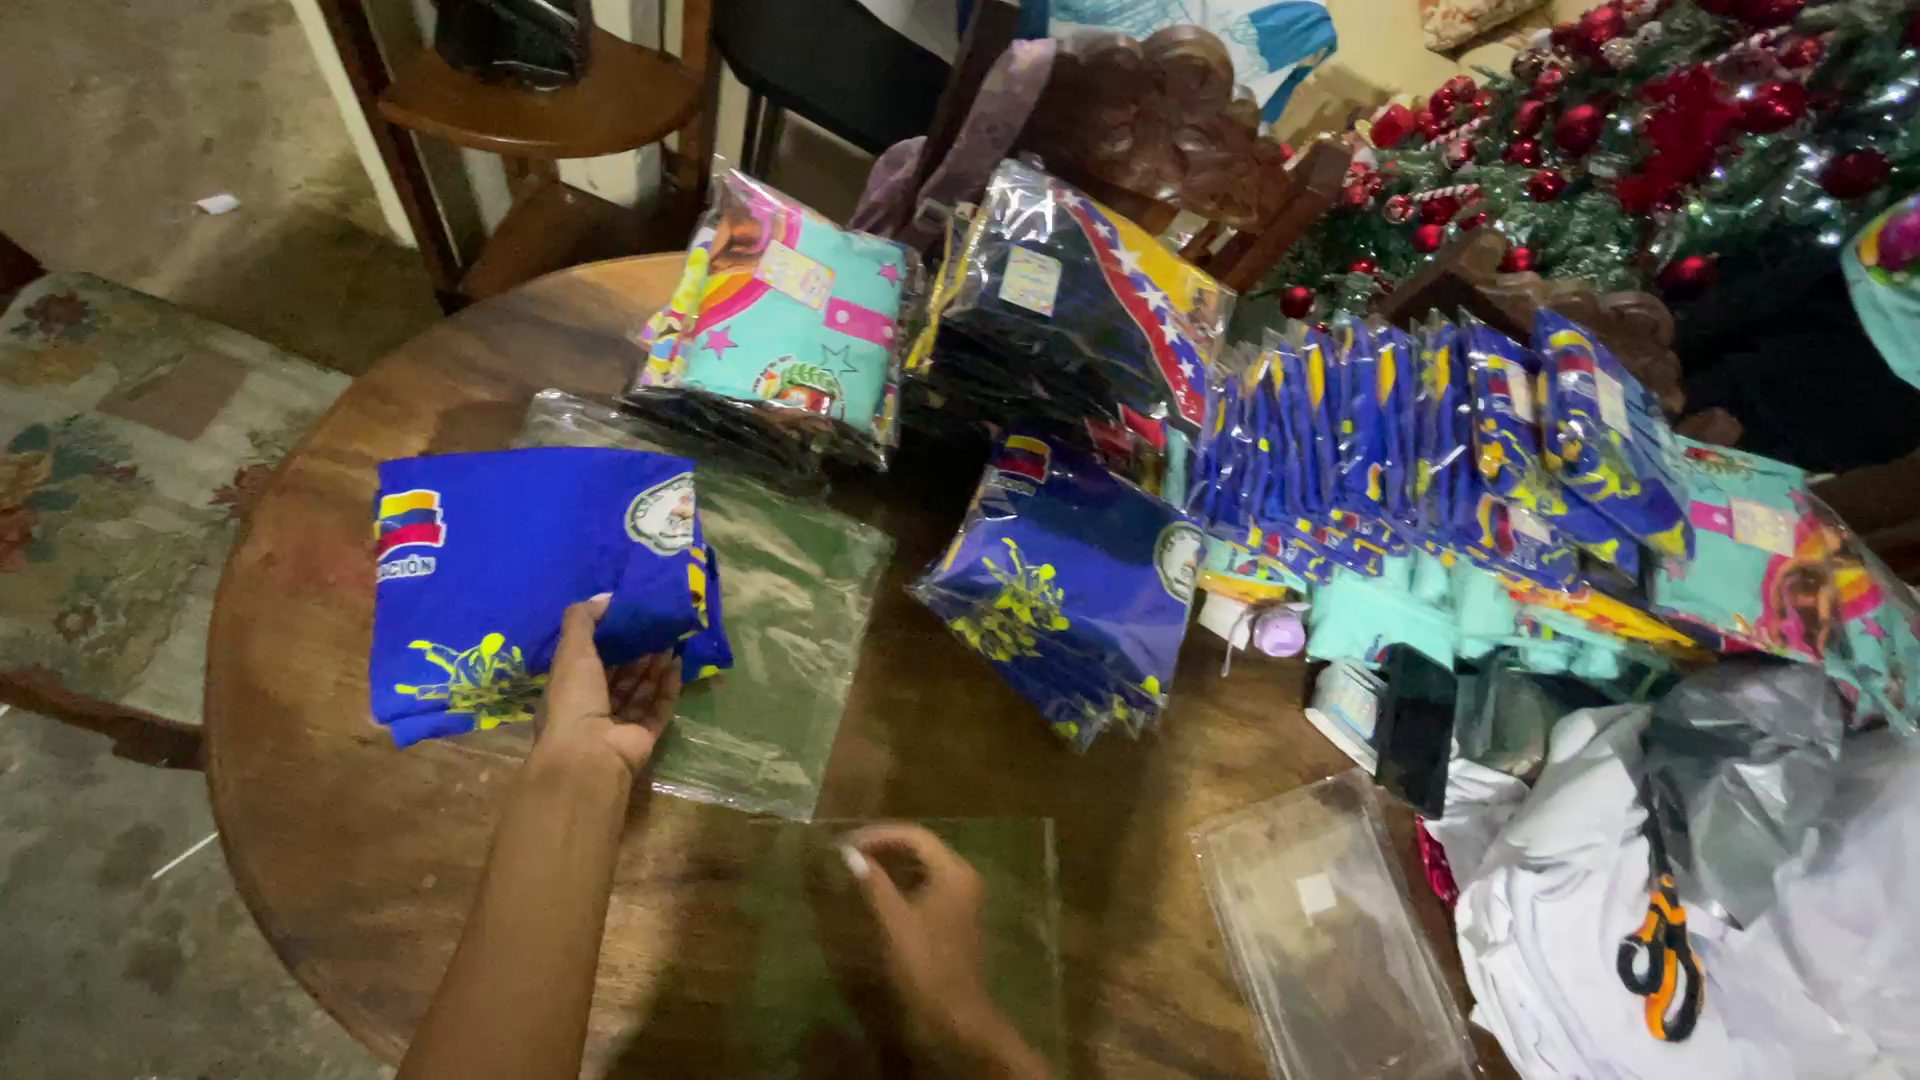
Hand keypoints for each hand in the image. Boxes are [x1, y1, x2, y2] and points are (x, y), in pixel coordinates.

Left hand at [534, 593, 679, 775]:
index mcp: (570, 690)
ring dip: (656, 665)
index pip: (591, 661)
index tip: (629, 617)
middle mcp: (594, 707)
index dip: (609, 639)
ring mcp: (620, 723)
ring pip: (642, 689)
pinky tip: (680, 664)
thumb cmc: (574, 700)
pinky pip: (660, 706)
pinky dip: (669, 686)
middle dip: (638, 651)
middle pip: (620, 674)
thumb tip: (606, 596)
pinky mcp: (645, 734)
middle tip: (657, 626)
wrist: (590, 753)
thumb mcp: (571, 652)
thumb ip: (583, 620)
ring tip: (672, 640)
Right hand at [839, 825, 1046, 1076]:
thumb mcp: (894, 922)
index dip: (878, 835)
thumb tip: (848, 852)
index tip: (847, 844)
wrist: (956, 1020)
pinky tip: (877, 894)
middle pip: (920, 848)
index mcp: (954, 871)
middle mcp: (963, 877)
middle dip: (883, 848)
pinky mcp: (954, 917)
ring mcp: (961, 898)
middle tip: (848, 854)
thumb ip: (873, 883)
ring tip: (857, 870)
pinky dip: (900, 885)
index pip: (914, 835)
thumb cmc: (925, 966)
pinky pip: (925, 887)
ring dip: (890, 866)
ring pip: (922, 868)